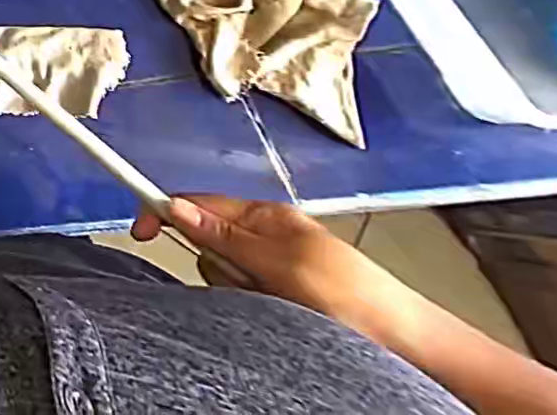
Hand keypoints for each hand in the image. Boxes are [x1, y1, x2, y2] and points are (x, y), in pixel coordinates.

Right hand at [134, 195, 440, 351]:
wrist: (417, 353)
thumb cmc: (353, 297)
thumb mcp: (283, 262)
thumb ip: (226, 236)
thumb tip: (174, 205)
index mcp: (264, 216)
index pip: (199, 204)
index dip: (165, 210)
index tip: (139, 230)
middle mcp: (263, 239)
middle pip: (207, 245)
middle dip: (219, 267)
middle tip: (252, 286)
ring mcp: (271, 271)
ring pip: (222, 276)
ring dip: (239, 293)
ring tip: (280, 310)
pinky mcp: (279, 301)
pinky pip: (242, 300)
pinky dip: (251, 309)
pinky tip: (283, 322)